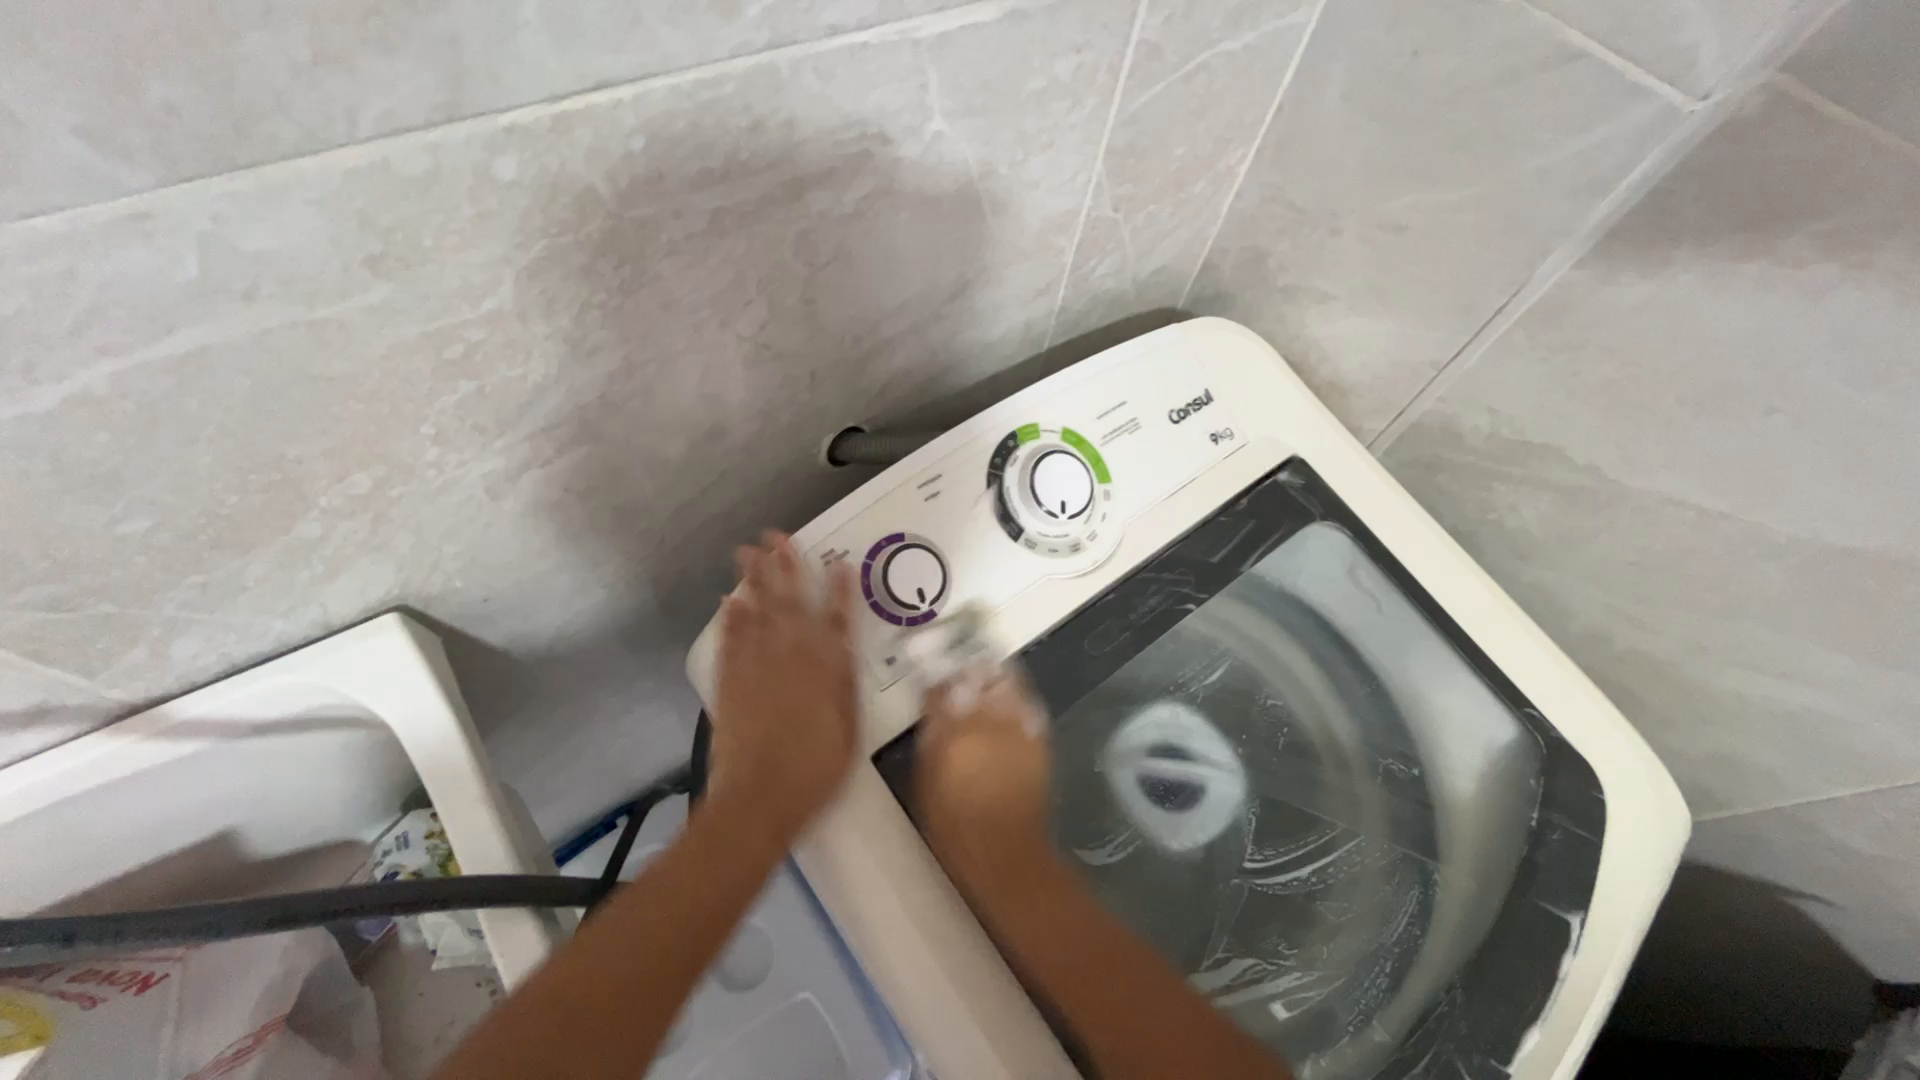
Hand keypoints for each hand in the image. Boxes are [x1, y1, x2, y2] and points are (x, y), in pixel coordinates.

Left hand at [711, 532, 859, 833]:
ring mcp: (755, 670)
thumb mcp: (848, 731)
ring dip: (753, 581)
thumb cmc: (814, 772)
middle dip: (785, 567)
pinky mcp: (729, 685)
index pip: (834, 621)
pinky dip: (730, 619)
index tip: (838, 561)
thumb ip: (844, 686)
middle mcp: (789, 661)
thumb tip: (845, 650)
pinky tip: (729, 600)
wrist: (757, 801)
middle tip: (777, 536)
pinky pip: (730, 643)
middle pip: (788, 605)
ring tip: (748, 552)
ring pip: (755, 614)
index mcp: (824, 672)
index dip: (837, 590)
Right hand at [916, 669, 1056, 893]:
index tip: (930, 679)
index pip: (940, 687)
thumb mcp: (926, 782)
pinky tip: (1006, 701)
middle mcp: (987, 719)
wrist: (1005, 850)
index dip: (934, 680)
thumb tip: (933, 709)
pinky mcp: (1038, 736)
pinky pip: (1026, 700)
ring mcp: (1017, 725)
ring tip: (983, 678)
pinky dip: (1014, 694)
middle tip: (957, 670)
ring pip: (1005, 679)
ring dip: (992, 674)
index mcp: (953, 730)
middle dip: (965, 668)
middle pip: (976, 673)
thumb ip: (930, 737)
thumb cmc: (955, 824)